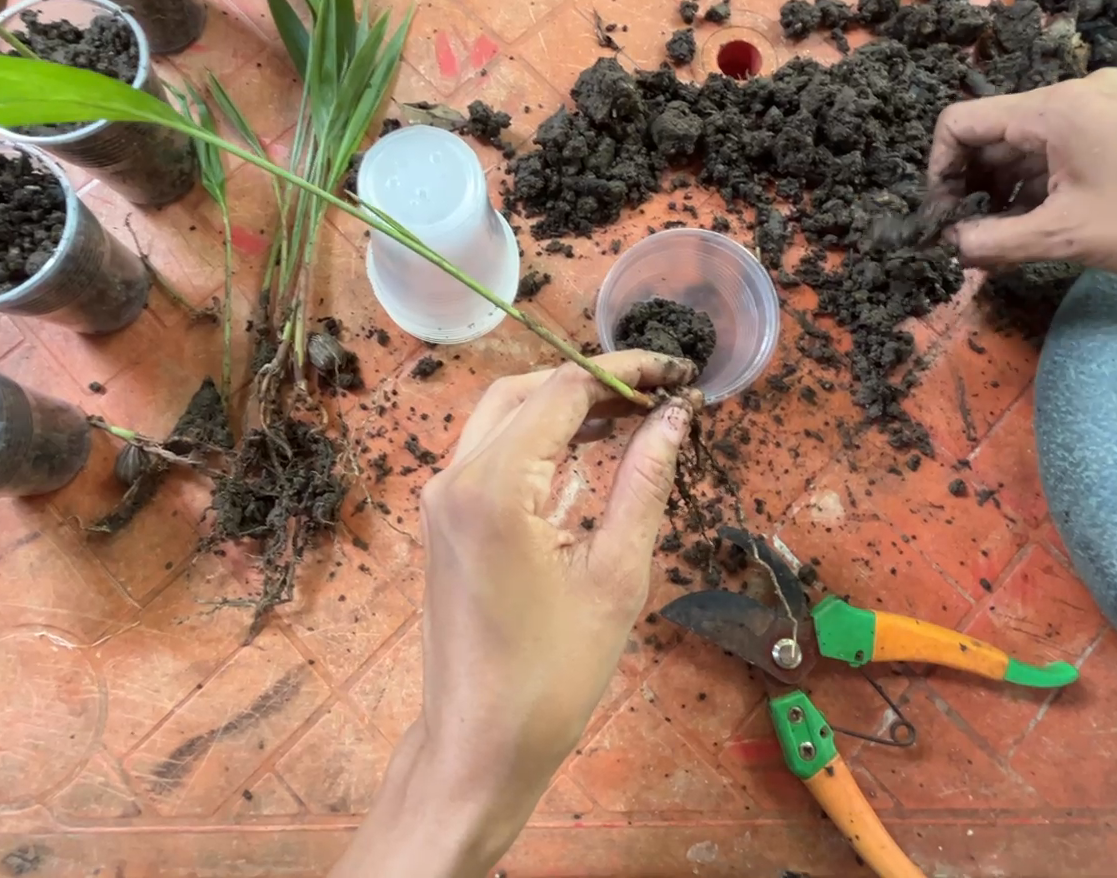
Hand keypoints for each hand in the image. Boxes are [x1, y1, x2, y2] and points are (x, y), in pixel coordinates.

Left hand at [329, 352, 699, 877]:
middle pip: (527, 390)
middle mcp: (456, 474)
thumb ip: (643, 481)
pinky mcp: (444, 513)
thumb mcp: (617, 574)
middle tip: (655, 393)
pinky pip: (492, 449)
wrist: (478, 745)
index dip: (623, 372)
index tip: (673, 371)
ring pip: (504, 413)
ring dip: (564, 404)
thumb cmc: (554, 674)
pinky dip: (538, 436)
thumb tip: (674, 416)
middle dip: (593, 381)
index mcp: (496, 485)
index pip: (563, 391)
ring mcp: (442, 493)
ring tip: (631, 413)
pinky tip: (585, 448)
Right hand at [926, 68, 1116, 280]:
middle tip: (971, 233)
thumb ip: (993, 242)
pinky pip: (1063, 145)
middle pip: (992, 130)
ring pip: (1027, 141)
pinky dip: (1041, 180)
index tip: (943, 217)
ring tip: (1008, 234)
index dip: (937, 171)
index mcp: (1055, 108)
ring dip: (1005, 186)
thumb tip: (948, 246)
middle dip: (971, 183)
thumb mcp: (1068, 238)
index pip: (959, 123)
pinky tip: (1048, 218)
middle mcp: (1078, 93)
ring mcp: (1110, 104)